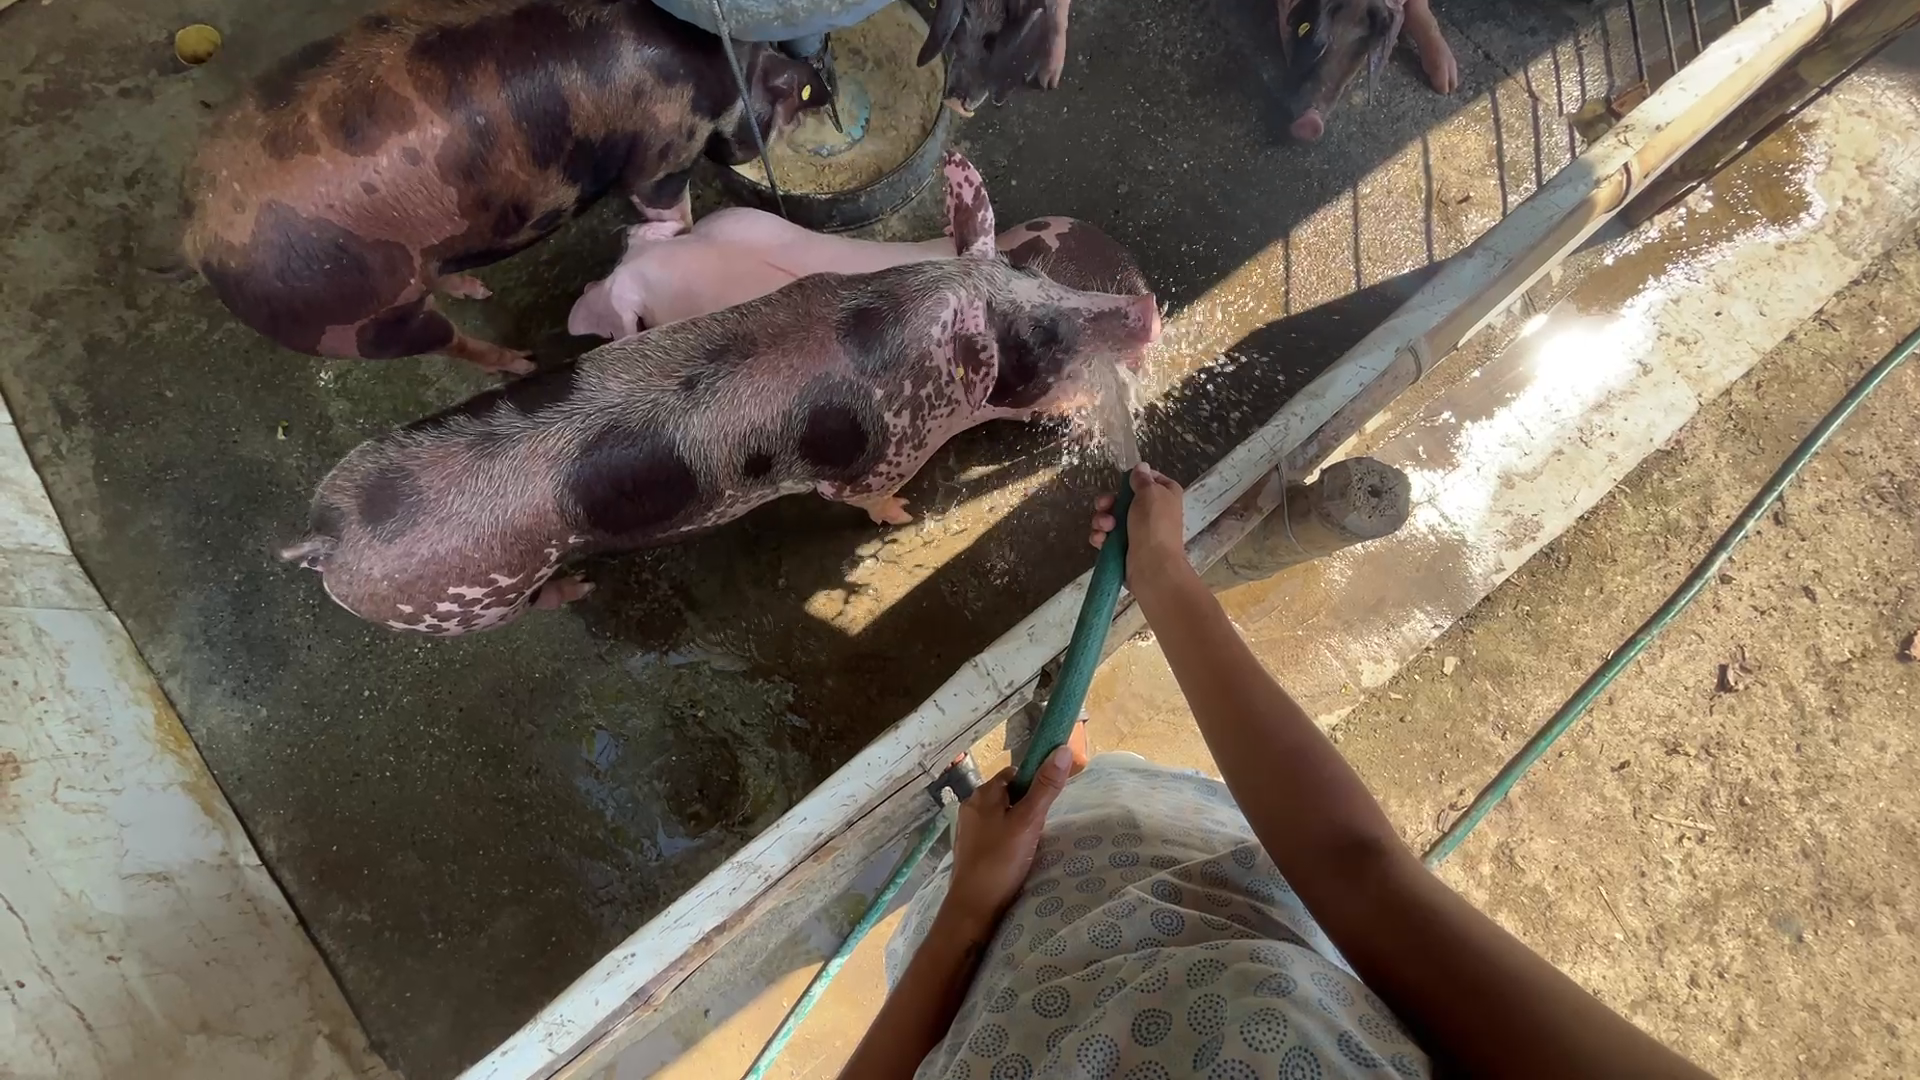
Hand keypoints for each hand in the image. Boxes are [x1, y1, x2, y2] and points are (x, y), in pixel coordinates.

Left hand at [940, 746, 1074, 931]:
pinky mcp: (969, 849)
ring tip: (1029, 846)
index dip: (1033, 783)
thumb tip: (1061, 750)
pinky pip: (993, 834)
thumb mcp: (1029, 821)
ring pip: (1001, 816)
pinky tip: (1014, 858)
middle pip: (1008, 794)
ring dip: (1016, 825)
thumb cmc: (1001, 861)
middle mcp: (972, 805)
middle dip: (1026, 807)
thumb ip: (1045, 787)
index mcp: (984, 793)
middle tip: (1039, 829)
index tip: (1047, 802)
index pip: (1014, 774)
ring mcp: (968, 829)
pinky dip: (1006, 840)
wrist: (972, 909)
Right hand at [1089, 463, 1189, 587]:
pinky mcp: (1123, 547)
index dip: (1132, 480)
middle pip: (1123, 498)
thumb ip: (1142, 479)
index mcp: (1165, 495)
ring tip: (1105, 528)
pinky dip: (1100, 537)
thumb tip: (1141, 466)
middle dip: (1109, 502)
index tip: (1122, 483)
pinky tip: (1100, 540)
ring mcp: (1137, 530)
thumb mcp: (1149, 494)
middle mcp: (1152, 511)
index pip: (1147, 479)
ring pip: (1110, 517)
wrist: (1152, 566)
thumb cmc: (1153, 525)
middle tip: (1104, 506)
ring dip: (1102, 520)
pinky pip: (1106, 536)